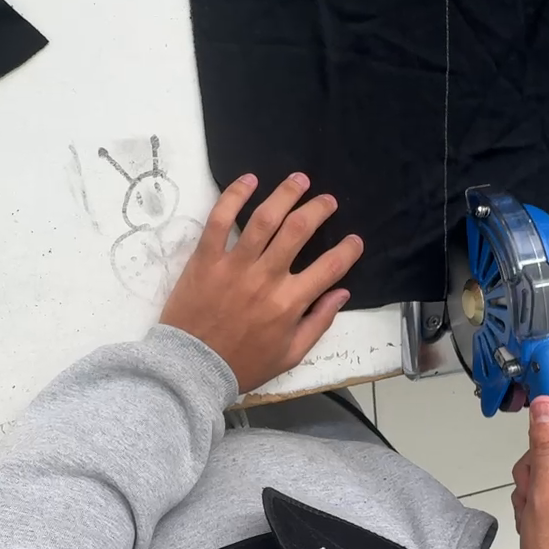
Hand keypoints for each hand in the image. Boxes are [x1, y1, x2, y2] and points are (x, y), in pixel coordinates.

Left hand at [161, 172, 362, 392]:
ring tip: (299, 180)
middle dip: (319, 210)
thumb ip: (319, 322)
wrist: (193, 369)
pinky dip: (234, 196)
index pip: (330, 268)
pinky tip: (249, 180)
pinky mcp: (206, 259)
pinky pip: (220, 220)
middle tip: (328, 201)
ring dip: (285, 194)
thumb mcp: (291, 354)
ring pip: (264, 218)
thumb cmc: (243, 365)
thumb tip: (342, 294)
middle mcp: (266, 278)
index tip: (354, 241)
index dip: (348, 251)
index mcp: (290, 303)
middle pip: (299, 231)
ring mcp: (235, 265)